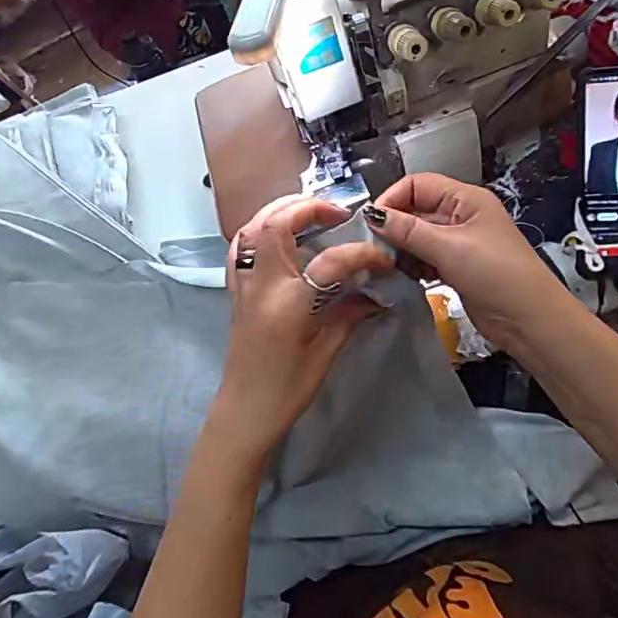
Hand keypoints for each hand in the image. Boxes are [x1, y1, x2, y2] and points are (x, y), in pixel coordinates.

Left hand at [206, 195, 393, 463]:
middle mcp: (261, 286)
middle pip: (275, 225)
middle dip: (308, 207)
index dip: (361, 255)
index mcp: (288, 304)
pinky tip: (277, 232)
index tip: (381, 260)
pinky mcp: (235, 290)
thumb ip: (349, 315)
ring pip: (251, 228)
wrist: (245, 409)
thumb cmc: (287, 389)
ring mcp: (243, 285)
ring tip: (309, 211)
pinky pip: (240, 247)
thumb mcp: (325, 353)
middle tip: (337, 212)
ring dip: (279, 210)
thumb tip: (374, 294)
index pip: (329, 262)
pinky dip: (258, 229)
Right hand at [362, 173, 570, 350]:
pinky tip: (402, 276)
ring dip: (400, 249)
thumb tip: (372, 215)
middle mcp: (461, 215)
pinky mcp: (455, 266)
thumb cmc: (496, 275)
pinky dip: (411, 265)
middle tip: (373, 249)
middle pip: (415, 210)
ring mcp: (458, 242)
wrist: (530, 321)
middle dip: (394, 227)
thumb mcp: (449, 248)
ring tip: (386, 265)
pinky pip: (424, 257)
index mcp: (466, 199)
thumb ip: (408, 230)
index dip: (393, 199)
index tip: (371, 224)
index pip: (418, 185)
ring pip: (417, 236)